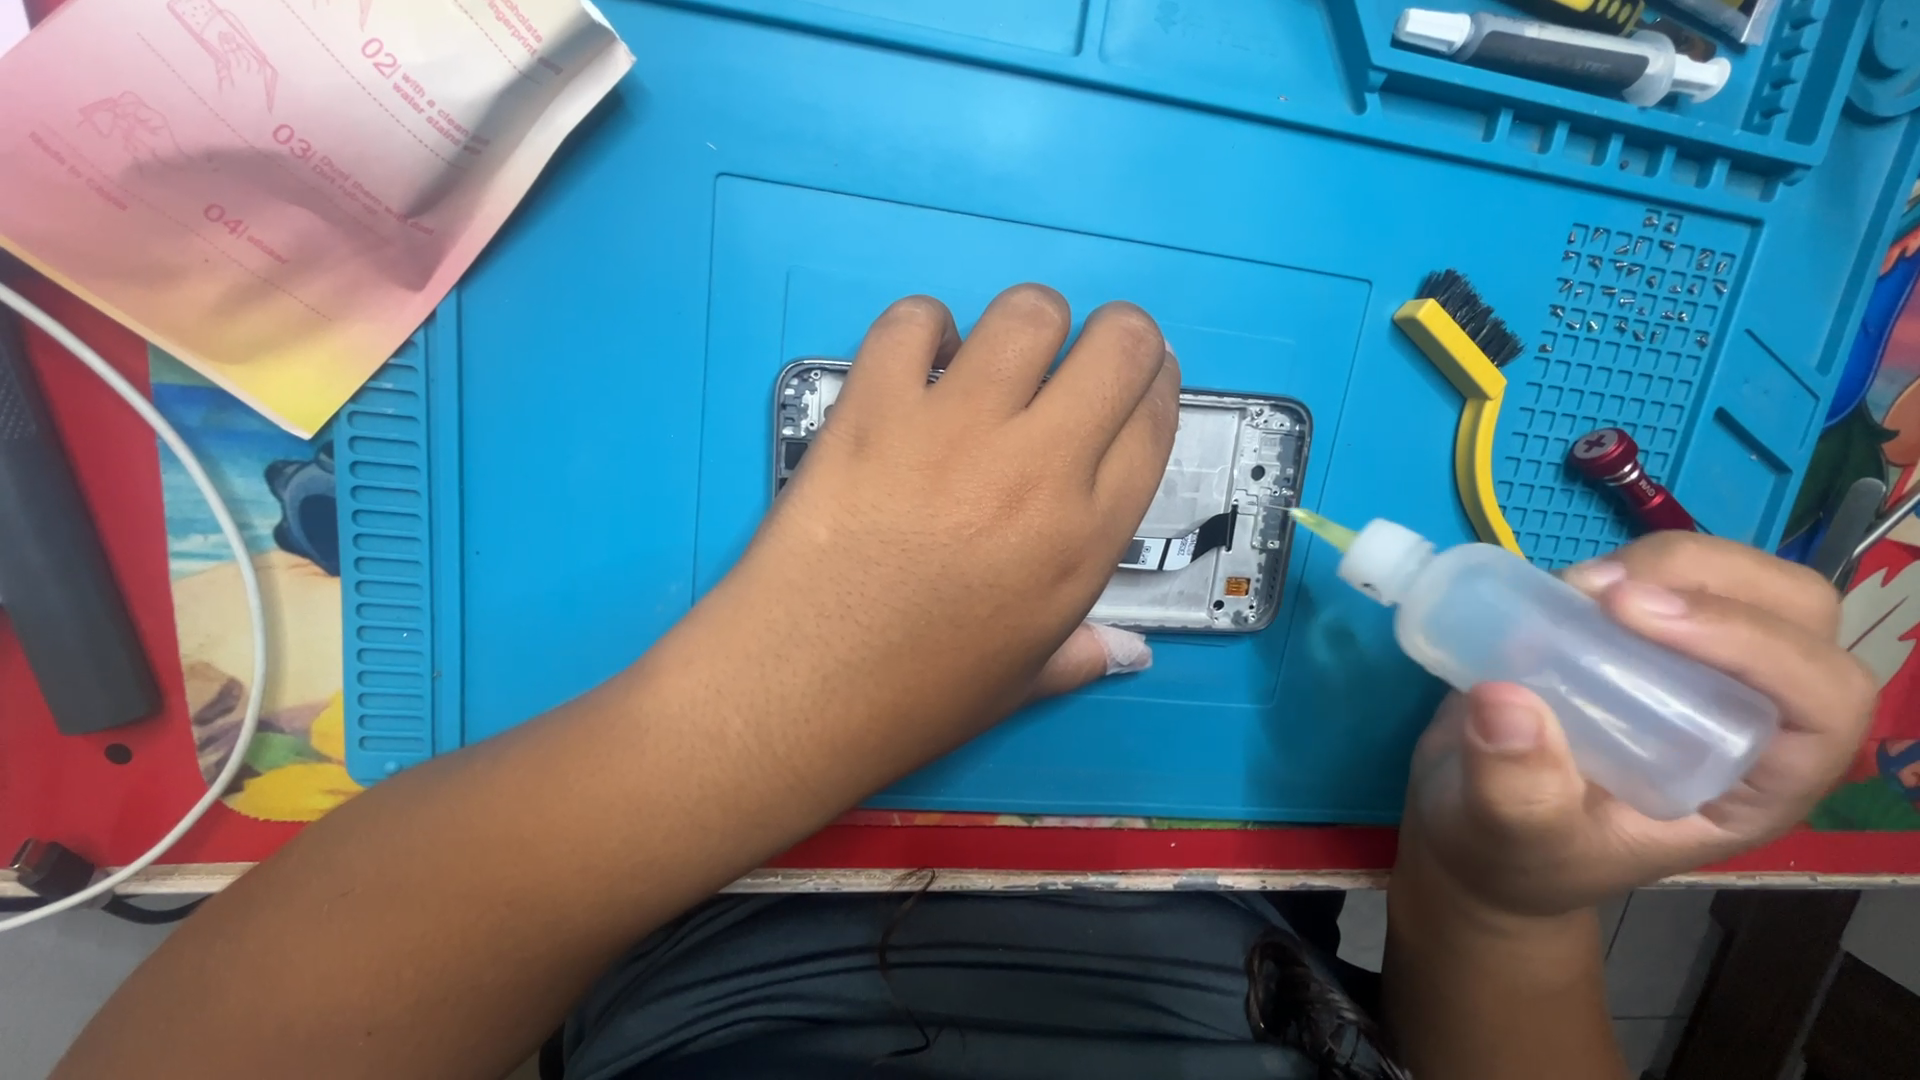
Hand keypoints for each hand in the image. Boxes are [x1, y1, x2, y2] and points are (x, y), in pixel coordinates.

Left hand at [711, 285, 1176, 765]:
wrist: (799, 686)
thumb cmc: (918, 695)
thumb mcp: (1021, 682)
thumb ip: (1084, 654)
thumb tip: (1131, 654)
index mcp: (1086, 536)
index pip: (1155, 419)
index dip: (1156, 383)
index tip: (1135, 382)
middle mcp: (1037, 466)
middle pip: (1119, 343)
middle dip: (1115, 336)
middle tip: (1074, 363)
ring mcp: (953, 429)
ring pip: (1028, 312)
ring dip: (1024, 327)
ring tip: (993, 365)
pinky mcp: (873, 408)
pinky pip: (915, 320)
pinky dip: (924, 330)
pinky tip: (916, 370)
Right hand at [1395, 532, 1876, 919]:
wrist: (1471, 832)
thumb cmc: (1512, 854)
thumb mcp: (1511, 837)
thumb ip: (1516, 788)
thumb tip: (1505, 701)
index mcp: (1748, 782)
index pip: (1816, 699)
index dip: (1750, 642)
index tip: (1625, 613)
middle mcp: (1738, 717)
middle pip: (1794, 617)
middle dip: (1710, 583)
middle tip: (1599, 592)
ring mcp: (1682, 670)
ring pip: (1734, 580)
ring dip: (1663, 562)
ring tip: (1572, 588)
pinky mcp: (1623, 640)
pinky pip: (1652, 579)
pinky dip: (1612, 567)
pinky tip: (1551, 590)